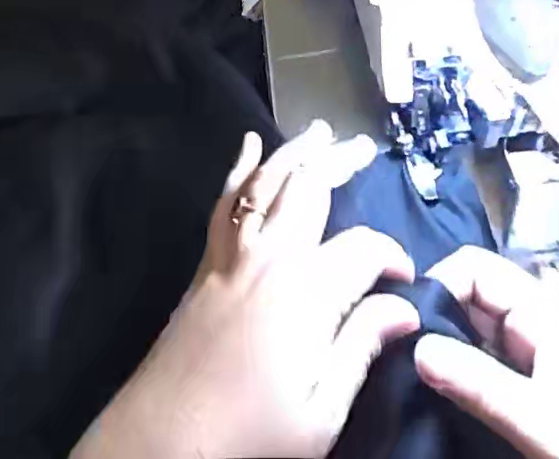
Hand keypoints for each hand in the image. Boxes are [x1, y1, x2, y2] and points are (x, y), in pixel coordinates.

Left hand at [71, 122, 420, 458]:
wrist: (153, 452)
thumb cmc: (245, 440)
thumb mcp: (318, 413)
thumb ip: (362, 347)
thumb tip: (405, 306)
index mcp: (309, 290)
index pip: (364, 249)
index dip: (392, 256)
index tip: (405, 278)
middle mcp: (273, 256)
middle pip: (313, 188)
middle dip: (343, 162)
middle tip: (366, 147)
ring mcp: (235, 254)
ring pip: (269, 182)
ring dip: (296, 151)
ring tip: (319, 131)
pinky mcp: (207, 263)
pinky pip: (226, 203)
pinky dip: (239, 170)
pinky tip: (248, 147)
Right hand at [415, 247, 558, 458]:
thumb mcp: (544, 419)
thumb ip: (482, 382)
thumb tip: (419, 344)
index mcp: (543, 313)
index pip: (478, 268)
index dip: (439, 280)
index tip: (403, 320)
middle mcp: (544, 323)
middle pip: (481, 300)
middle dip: (440, 316)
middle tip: (400, 352)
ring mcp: (550, 354)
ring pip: (490, 335)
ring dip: (455, 347)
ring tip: (416, 374)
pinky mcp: (556, 385)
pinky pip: (504, 367)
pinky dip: (476, 374)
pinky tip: (456, 398)